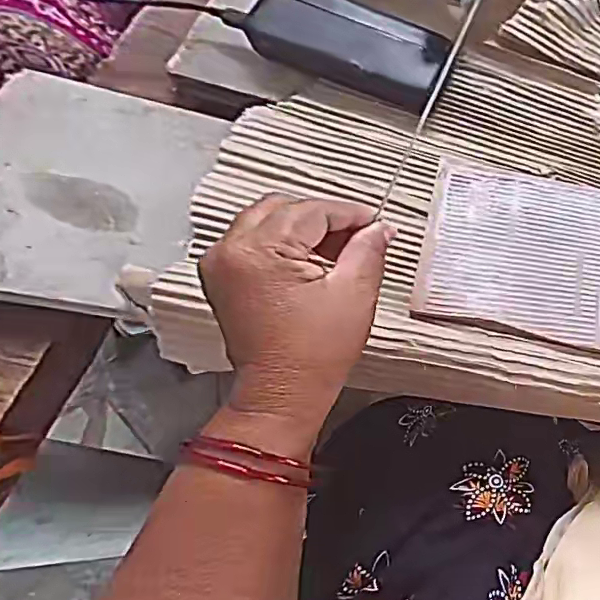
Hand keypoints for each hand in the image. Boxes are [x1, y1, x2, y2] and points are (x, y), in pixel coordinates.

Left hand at [198, 196, 391, 420]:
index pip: (312, 211)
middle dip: (327, 218)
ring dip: (306, 229)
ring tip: (340, 253)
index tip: (375, 223)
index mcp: (259, 252)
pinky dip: (286, 244)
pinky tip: (315, 263)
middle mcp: (230, 252)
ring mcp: (221, 265)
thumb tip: (378, 229)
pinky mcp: (223, 278)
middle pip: (286, 209)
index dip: (350, 214)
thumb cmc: (312, 354)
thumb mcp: (355, 292)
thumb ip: (368, 250)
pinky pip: (256, 242)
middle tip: (361, 236)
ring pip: (269, 222)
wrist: (285, 390)